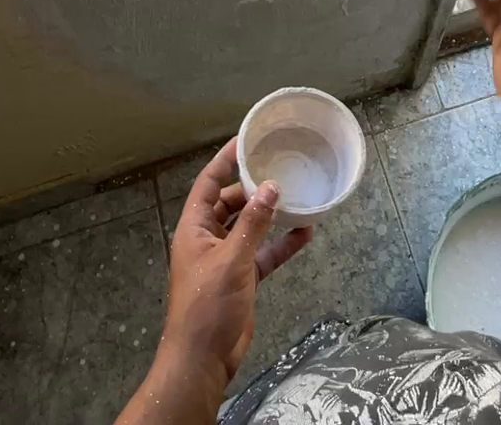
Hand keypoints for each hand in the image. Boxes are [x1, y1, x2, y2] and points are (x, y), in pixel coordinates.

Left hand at [160, 138, 313, 385]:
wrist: (203, 360)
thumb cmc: (208, 305)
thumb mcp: (231, 259)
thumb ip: (253, 223)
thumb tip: (271, 186)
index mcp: (195, 228)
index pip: (209, 183)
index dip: (226, 160)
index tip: (247, 139)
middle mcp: (209, 237)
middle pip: (231, 202)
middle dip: (254, 187)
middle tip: (280, 168)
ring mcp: (226, 258)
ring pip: (250, 226)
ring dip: (271, 214)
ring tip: (296, 195)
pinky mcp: (243, 278)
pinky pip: (264, 253)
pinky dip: (281, 243)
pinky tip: (306, 232)